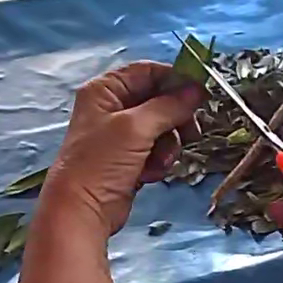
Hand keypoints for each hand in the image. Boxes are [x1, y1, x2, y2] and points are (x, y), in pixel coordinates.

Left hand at [40, 62, 202, 237]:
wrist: (82, 210)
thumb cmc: (101, 162)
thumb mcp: (136, 127)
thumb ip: (169, 106)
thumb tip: (197, 90)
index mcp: (106, 91)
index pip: (147, 72)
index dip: (174, 80)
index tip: (199, 93)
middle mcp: (113, 109)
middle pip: (159, 101)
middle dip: (175, 119)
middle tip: (191, 132)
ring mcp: (122, 137)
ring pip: (162, 129)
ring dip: (168, 145)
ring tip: (159, 161)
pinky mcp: (130, 161)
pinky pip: (157, 151)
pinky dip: (159, 161)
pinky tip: (150, 174)